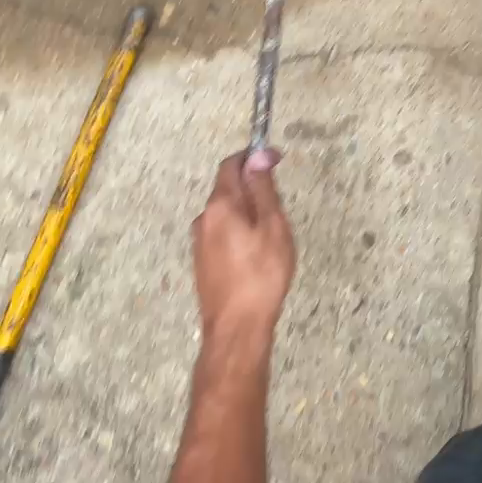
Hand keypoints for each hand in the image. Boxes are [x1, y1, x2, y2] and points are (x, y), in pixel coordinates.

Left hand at [191, 150, 296, 353]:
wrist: (237, 328)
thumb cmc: (262, 273)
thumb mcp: (272, 225)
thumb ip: (264, 188)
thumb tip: (259, 154)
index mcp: (220, 205)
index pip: (232, 165)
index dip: (254, 157)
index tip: (277, 161)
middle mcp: (203, 219)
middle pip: (228, 189)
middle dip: (254, 188)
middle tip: (281, 209)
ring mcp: (200, 242)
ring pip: (227, 213)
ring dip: (248, 212)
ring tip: (273, 236)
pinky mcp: (203, 262)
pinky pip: (223, 232)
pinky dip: (241, 230)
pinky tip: (257, 254)